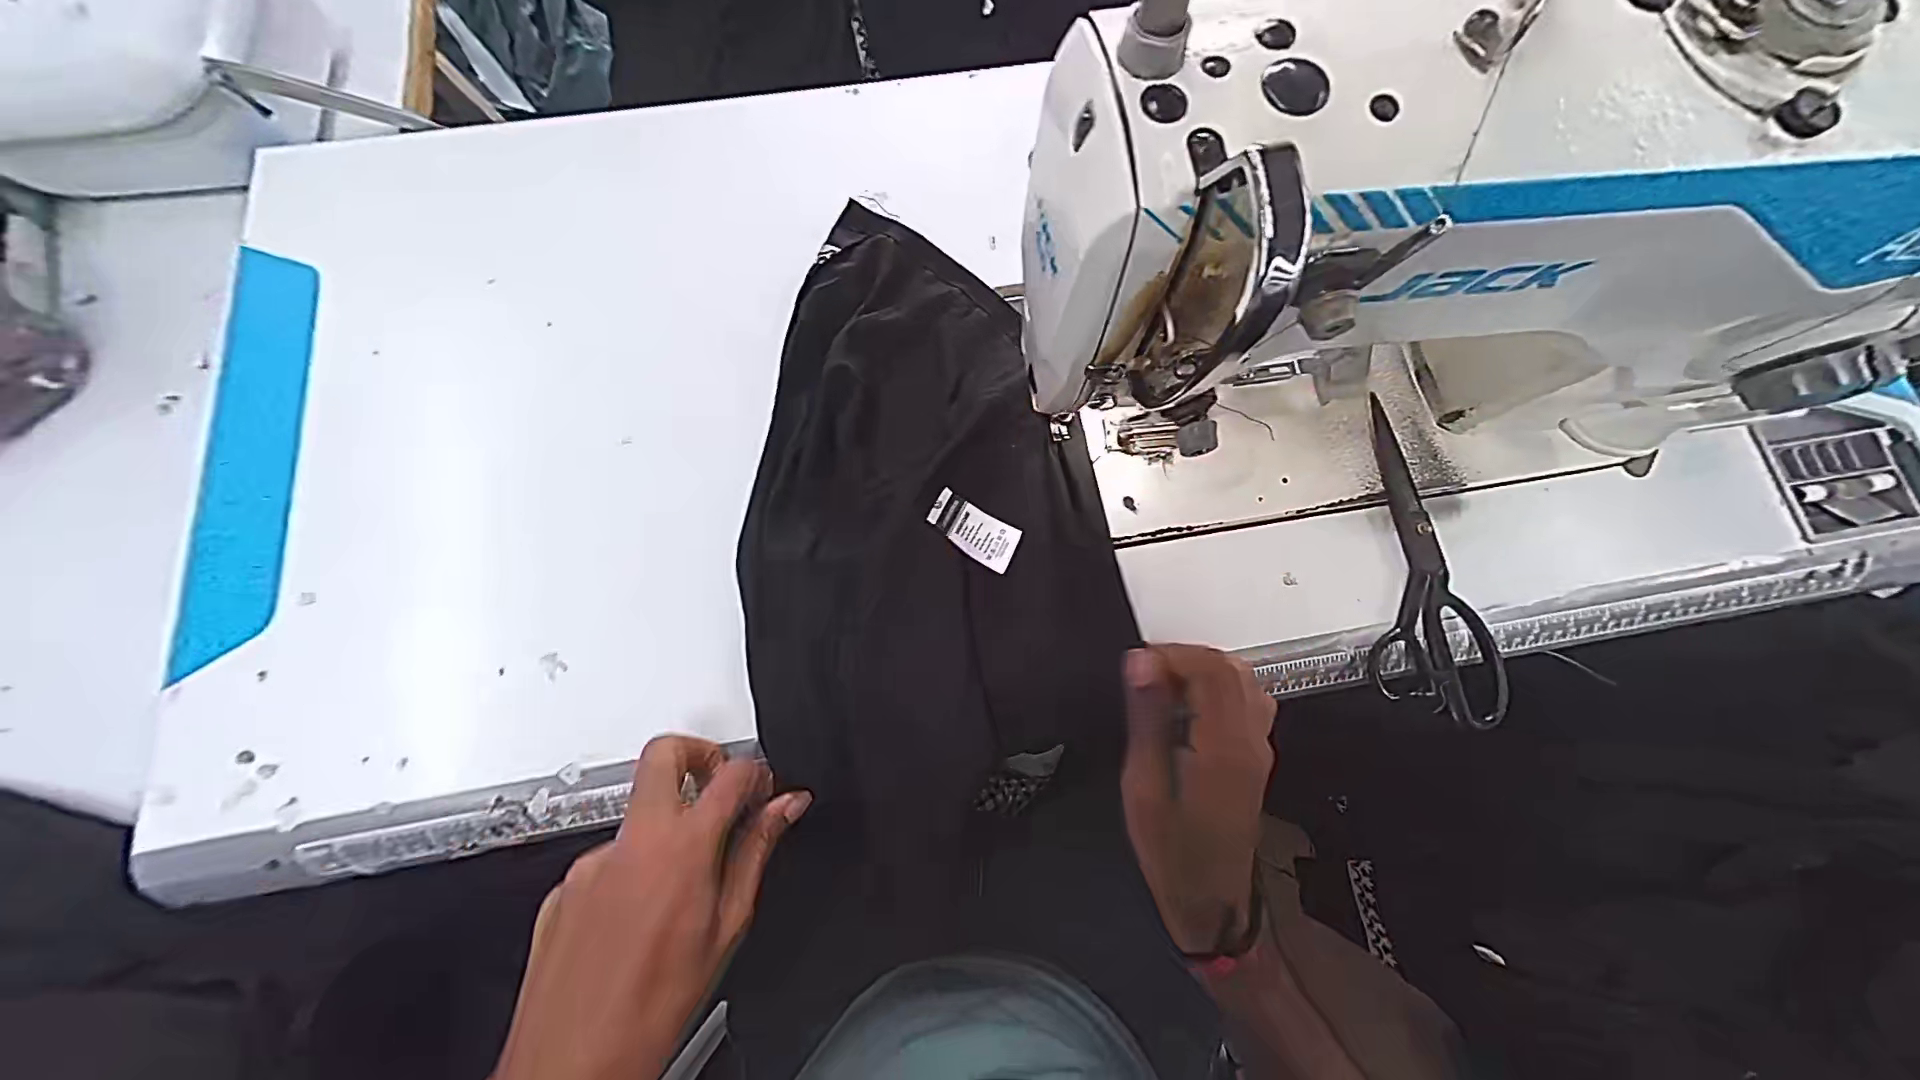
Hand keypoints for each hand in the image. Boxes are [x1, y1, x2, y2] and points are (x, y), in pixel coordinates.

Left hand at [493, 736, 810, 1079]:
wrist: (571, 1065)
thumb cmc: (653, 1006)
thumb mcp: (729, 923)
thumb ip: (757, 850)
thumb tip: (786, 808)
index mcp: (683, 848)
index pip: (730, 773)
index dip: (755, 770)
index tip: (761, 785)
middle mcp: (632, 843)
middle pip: (663, 752)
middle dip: (699, 752)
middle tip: (719, 780)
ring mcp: (591, 861)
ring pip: (637, 811)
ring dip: (667, 824)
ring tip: (683, 882)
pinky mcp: (564, 886)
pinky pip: (609, 855)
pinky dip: (633, 867)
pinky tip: (642, 914)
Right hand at [1121, 644, 1276, 953]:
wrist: (1211, 899)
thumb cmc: (1171, 850)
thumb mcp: (1142, 785)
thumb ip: (1146, 718)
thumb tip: (1141, 664)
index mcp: (1223, 746)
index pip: (1211, 669)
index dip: (1171, 654)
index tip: (1138, 664)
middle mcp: (1251, 740)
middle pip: (1229, 667)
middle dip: (1183, 657)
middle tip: (1145, 674)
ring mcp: (1259, 747)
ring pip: (1241, 679)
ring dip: (1200, 671)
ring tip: (1162, 688)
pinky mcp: (1257, 755)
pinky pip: (1245, 699)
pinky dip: (1215, 687)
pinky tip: (1187, 706)